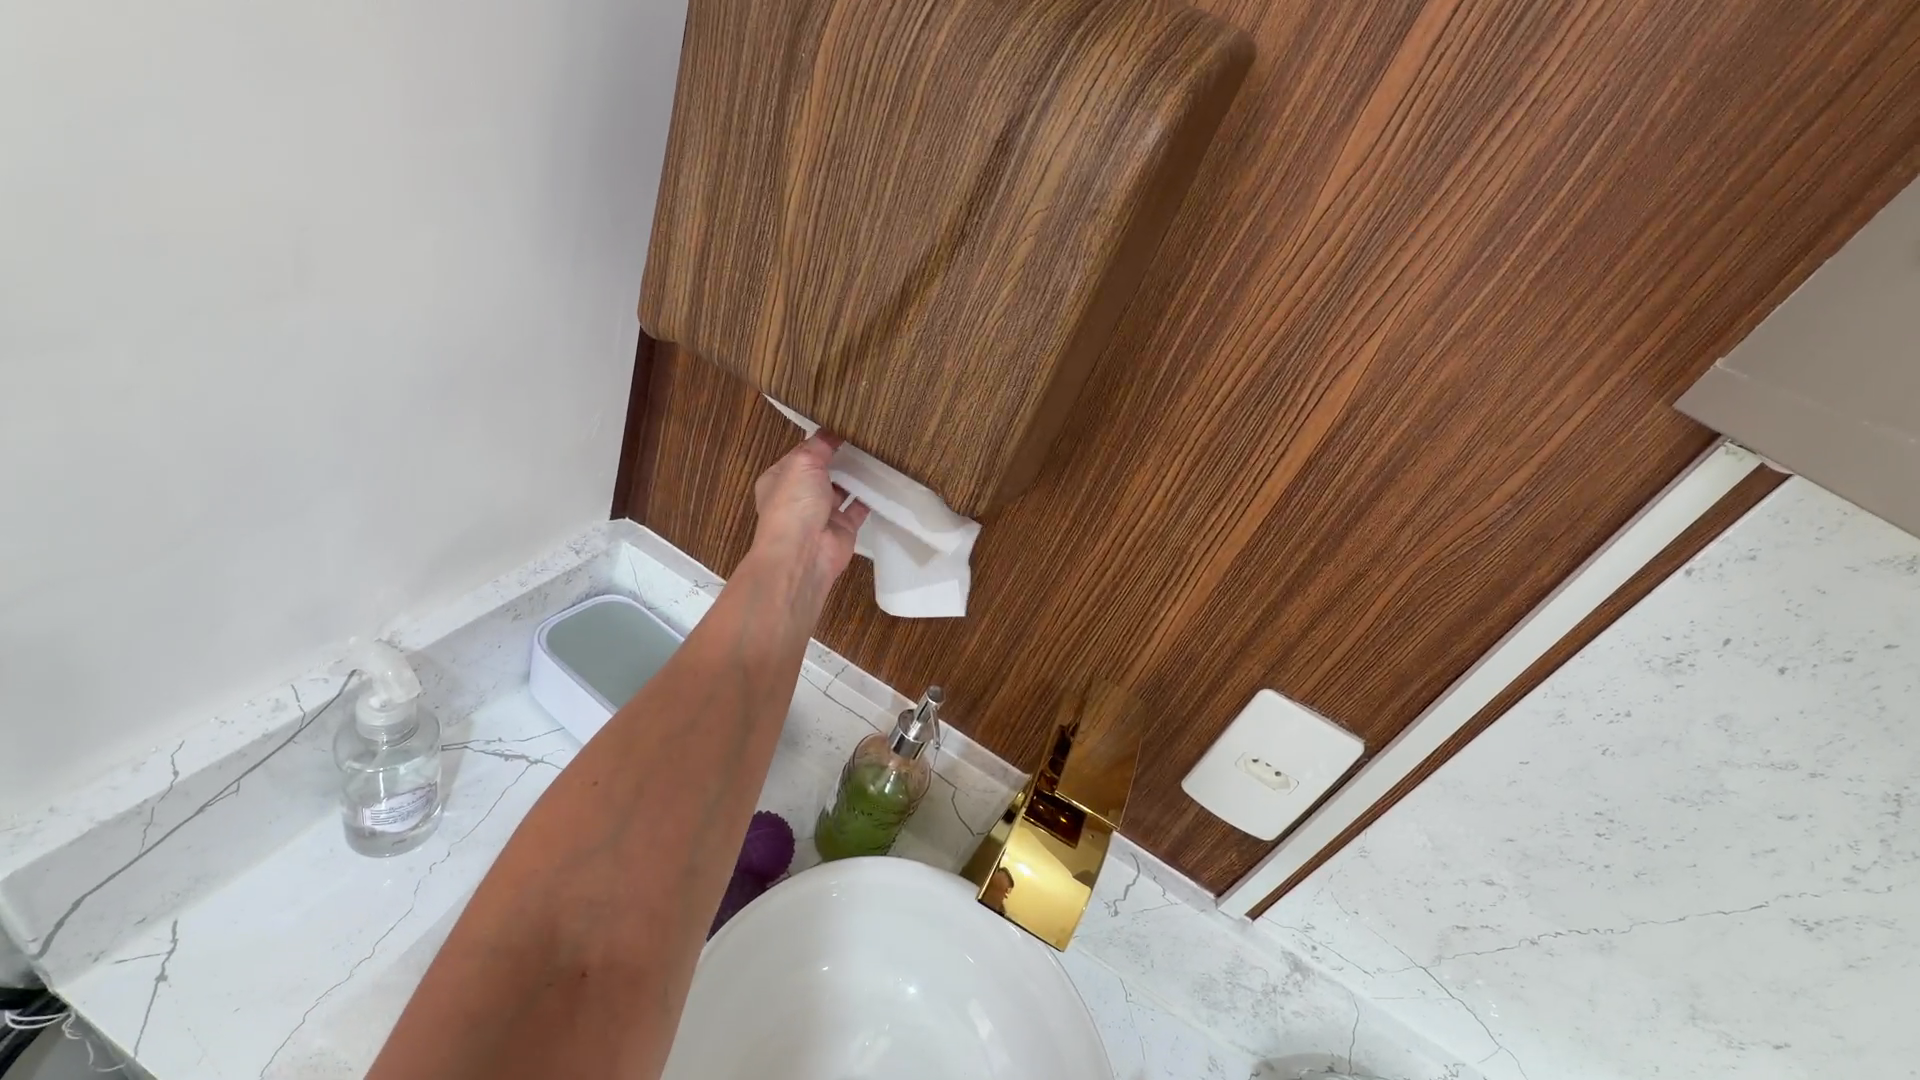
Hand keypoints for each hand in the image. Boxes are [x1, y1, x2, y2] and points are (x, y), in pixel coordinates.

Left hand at [748, 434, 869, 605]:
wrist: (804, 554)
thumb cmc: (793, 506)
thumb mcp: (802, 462)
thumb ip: (818, 445)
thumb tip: (830, 431)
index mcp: (780, 479)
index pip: (801, 455)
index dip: (818, 442)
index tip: (841, 427)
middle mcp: (799, 497)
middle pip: (822, 472)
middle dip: (839, 459)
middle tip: (863, 439)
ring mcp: (821, 514)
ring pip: (841, 490)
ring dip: (855, 477)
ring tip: (875, 454)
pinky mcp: (842, 528)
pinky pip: (858, 509)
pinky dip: (869, 498)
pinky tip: (882, 481)